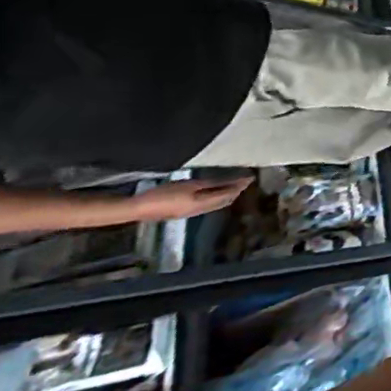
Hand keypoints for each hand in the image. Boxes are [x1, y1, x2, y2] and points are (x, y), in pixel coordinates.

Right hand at [131, 177, 252, 221]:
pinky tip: (216, 194)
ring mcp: (192, 213)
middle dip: (236, 191)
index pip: (228, 194)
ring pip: (217, 204)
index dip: (240, 186)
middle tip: (246, 181)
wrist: (139, 209)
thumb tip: (229, 182)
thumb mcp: (189, 185)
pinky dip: (218, 198)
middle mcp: (200, 211)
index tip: (251, 177)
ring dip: (228, 195)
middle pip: (224, 201)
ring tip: (236, 185)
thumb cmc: (164, 194)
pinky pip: (208, 206)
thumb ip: (210, 184)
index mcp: (202, 204)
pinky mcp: (184, 212)